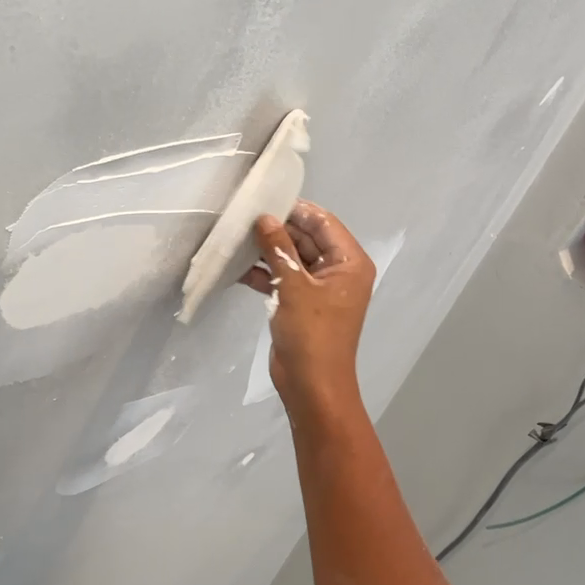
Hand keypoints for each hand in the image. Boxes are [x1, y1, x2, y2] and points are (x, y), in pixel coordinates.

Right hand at [238, 201, 375, 408]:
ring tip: (236, 238)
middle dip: (277, 229)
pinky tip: (237, 267)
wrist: (311, 385)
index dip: (296, 209)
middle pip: (307, 238)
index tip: (264, 199)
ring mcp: (319, 289)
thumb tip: (263, 218)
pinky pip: (283, 279)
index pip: (323, 222)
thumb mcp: (293, 287)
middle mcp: (338, 271)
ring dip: (267, 251)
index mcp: (349, 262)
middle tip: (243, 217)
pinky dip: (264, 273)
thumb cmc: (312, 335)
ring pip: (292, 259)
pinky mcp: (301, 305)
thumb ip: (278, 249)